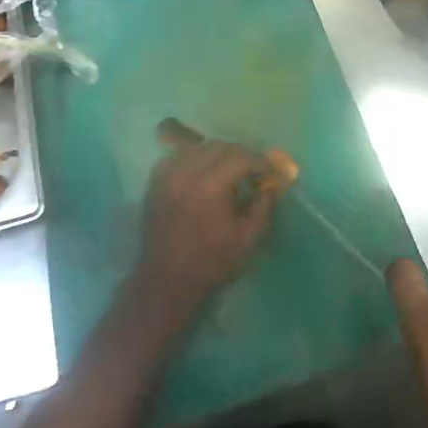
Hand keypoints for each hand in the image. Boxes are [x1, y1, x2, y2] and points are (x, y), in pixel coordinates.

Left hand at [134, 132, 281, 312]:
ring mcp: (167, 176)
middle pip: (219, 147)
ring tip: (228, 171)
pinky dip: (193, 159)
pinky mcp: (155, 183)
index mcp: (210, 187)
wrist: (166, 281)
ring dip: (217, 154)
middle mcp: (186, 173)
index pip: (240, 157)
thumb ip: (263, 207)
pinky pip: (177, 157)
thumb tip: (272, 184)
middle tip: (253, 171)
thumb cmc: (210, 263)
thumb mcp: (248, 239)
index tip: (270, 172)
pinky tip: (202, 174)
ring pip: (197, 148)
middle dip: (240, 155)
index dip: (260, 161)